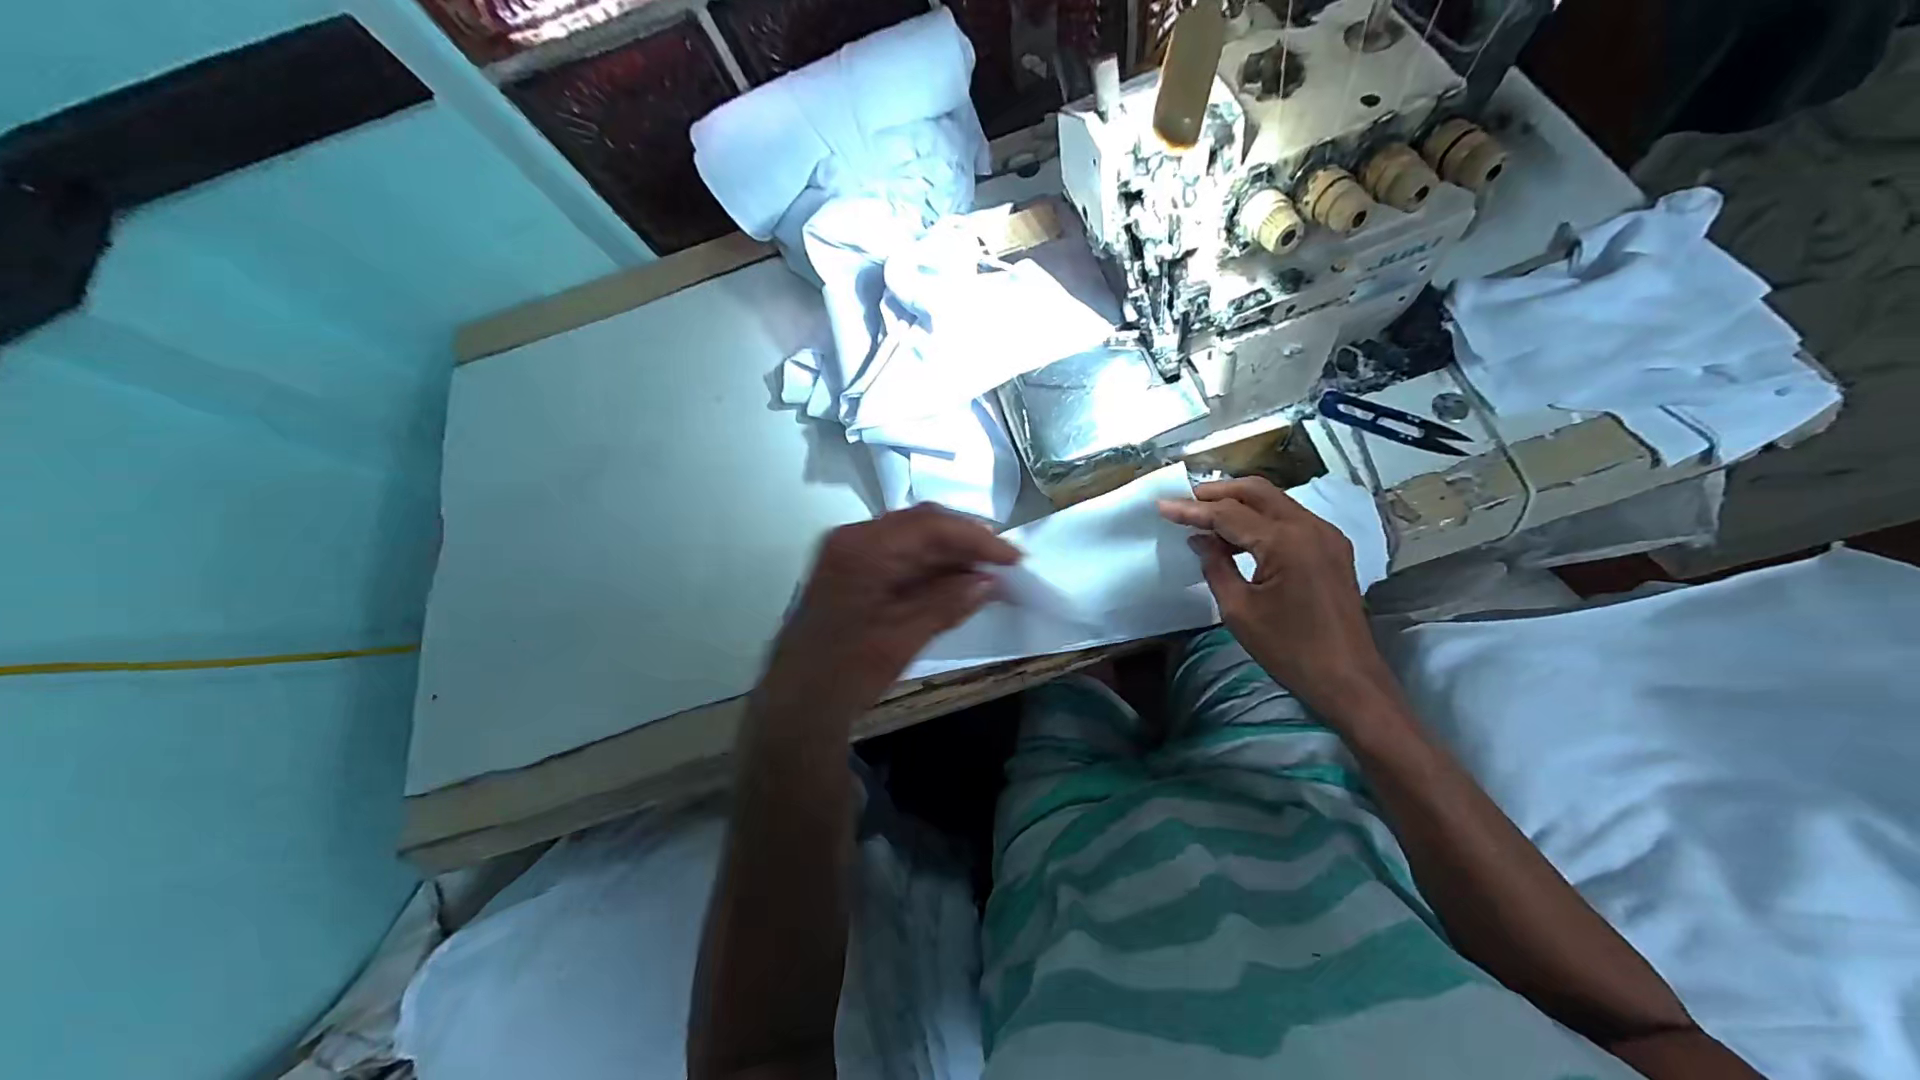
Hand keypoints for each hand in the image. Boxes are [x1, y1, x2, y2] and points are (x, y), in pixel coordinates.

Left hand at [755, 504, 1020, 727]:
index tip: (1013, 558)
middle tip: (1004, 564)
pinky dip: (931, 570)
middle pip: (921, 525)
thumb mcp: (903, 636)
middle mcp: (854, 540)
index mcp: (861, 547)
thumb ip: (948, 603)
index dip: (976, 538)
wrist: (798, 704)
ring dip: (951, 556)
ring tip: (989, 574)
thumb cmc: (847, 670)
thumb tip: (989, 582)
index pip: (929, 525)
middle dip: (965, 542)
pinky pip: (900, 559)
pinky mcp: (855, 574)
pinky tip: (958, 584)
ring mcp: (851, 555)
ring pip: (913, 541)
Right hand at [1158, 477, 1399, 720]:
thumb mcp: (1239, 610)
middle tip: (1184, 503)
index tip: (1161, 506)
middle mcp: (1310, 527)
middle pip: (1257, 492)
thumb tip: (1200, 540)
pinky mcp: (1332, 549)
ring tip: (1205, 517)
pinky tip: (1238, 536)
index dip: (1192, 510)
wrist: (1348, 679)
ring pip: (1275, 501)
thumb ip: (1216, 566)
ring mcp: (1326, 535)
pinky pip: (1290, 518)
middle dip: (1217, 493)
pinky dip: (1260, 519)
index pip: (1229, 513)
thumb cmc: (1288, 649)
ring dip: (1239, 503)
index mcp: (1286, 542)